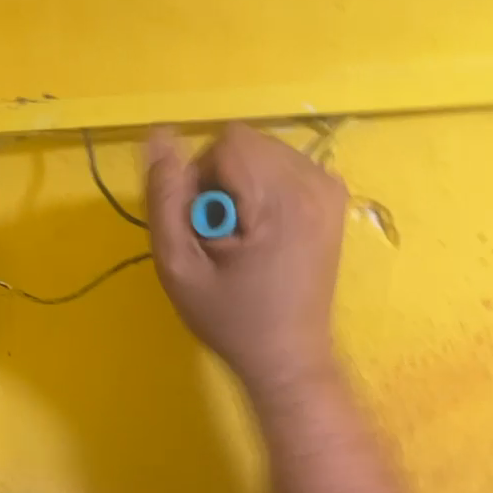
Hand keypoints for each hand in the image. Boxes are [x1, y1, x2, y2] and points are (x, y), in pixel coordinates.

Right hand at [146, 123, 347, 399]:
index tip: (207, 230)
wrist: (288, 356)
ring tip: (245, 238)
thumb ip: (165, 198)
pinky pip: (283, 165)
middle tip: (224, 238)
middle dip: (222, 181)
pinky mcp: (333, 196)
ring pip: (263, 150)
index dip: (201, 181)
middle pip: (245, 142)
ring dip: (242, 185)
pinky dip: (264, 189)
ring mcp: (329, 187)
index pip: (224, 144)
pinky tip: (265, 233)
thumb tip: (159, 136)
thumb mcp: (178, 267)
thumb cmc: (230, 319)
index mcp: (281, 198)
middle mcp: (314, 181)